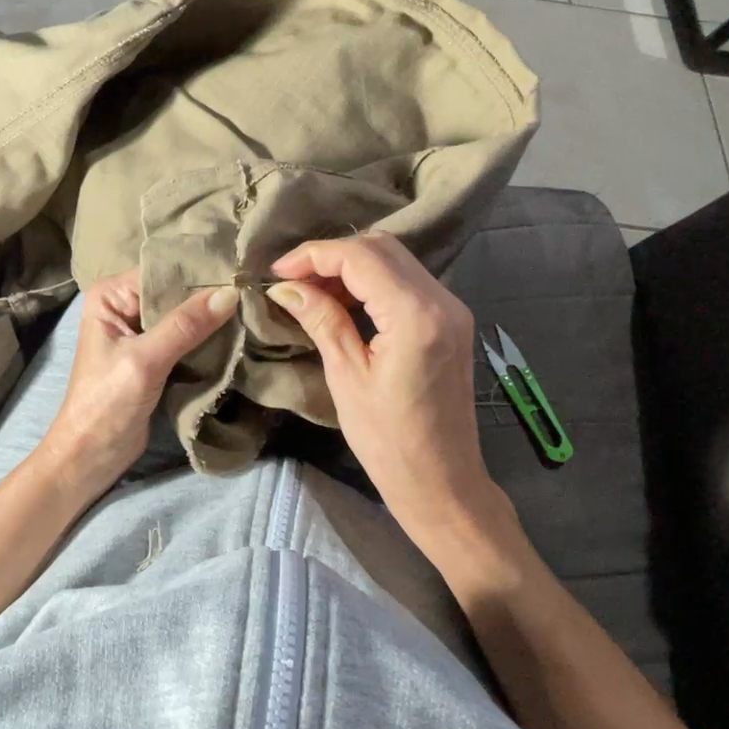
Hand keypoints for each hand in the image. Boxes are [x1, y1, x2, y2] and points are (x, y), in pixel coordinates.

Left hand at [36, 270, 238, 501]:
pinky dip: (209, 341)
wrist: (91, 455)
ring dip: (214, 321)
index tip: (241, 272)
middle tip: (256, 293)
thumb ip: (185, 326)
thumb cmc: (106, 403)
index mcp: (110, 296)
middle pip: (176, 292)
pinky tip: (239, 336)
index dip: (199, 272)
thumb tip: (230, 293)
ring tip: (254, 312)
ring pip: (185, 317)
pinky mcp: (156, 358)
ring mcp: (141, 333)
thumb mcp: (145, 360)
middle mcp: (124, 306)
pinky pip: (188, 340)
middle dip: (211, 297)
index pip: (162, 272)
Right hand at [264, 232, 511, 533]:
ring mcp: (452, 308)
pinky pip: (407, 280)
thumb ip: (322, 321)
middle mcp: (442, 301)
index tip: (277, 274)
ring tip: (310, 291)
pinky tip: (342, 302)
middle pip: (381, 247)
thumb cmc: (388, 441)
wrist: (442, 481)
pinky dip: (371, 281)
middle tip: (291, 281)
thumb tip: (285, 288)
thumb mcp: (346, 378)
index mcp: (416, 317)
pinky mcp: (451, 320)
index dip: (314, 256)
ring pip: (395, 259)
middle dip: (331, 256)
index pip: (361, 258)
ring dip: (350, 266)